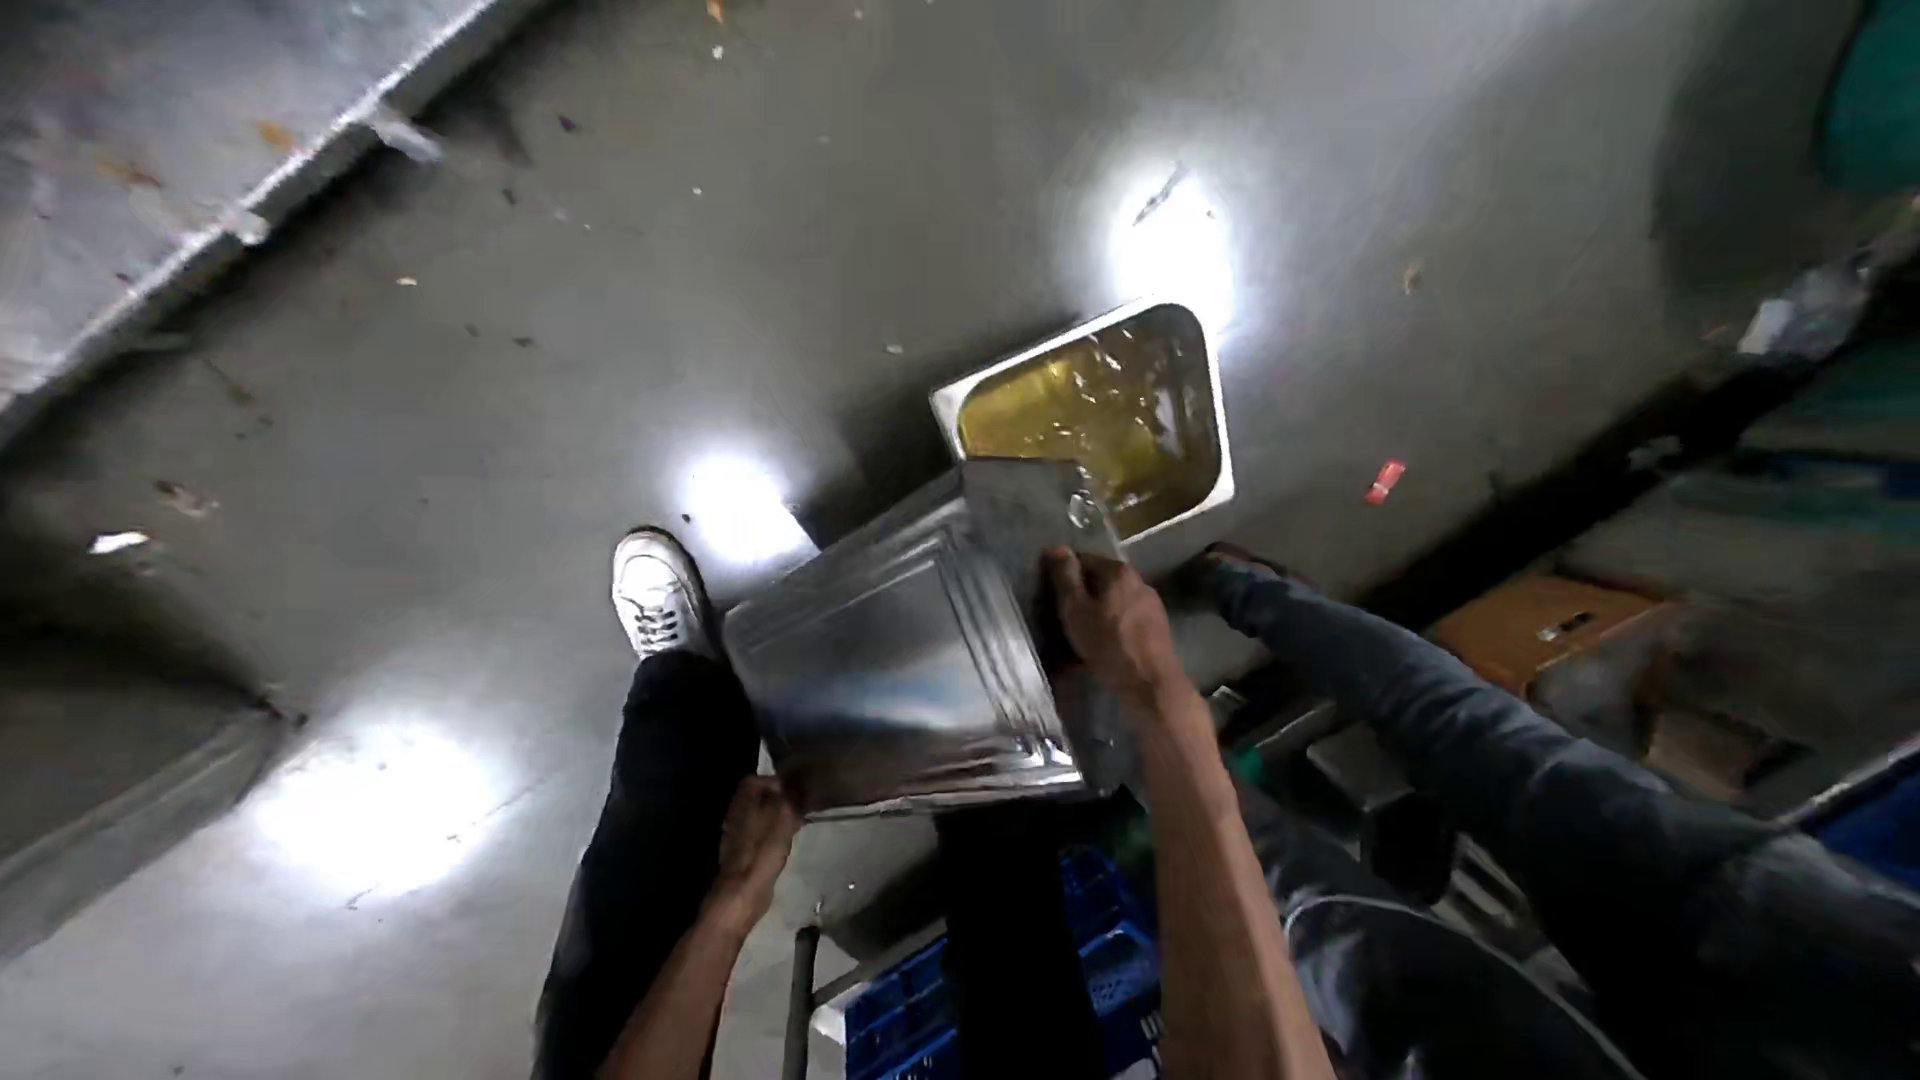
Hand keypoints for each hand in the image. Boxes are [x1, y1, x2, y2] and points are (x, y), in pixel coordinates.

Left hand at [705, 776, 801, 930]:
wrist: (743, 891)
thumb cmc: (764, 848)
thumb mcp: (785, 814)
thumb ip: (791, 795)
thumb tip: (797, 786)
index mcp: (744, 798)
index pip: (761, 778)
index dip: (780, 781)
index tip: (799, 789)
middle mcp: (737, 811)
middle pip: (761, 796)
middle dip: (781, 799)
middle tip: (802, 805)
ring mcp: (737, 832)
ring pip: (762, 815)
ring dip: (778, 816)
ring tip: (798, 822)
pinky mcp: (742, 851)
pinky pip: (761, 833)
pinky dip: (773, 833)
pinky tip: (786, 840)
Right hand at [1045, 546, 1189, 709]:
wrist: (1150, 683)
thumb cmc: (1108, 644)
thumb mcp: (1076, 610)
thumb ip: (1066, 577)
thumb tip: (1057, 548)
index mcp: (1118, 570)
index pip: (1083, 558)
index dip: (1065, 574)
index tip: (1053, 595)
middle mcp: (1139, 580)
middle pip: (1102, 578)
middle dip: (1083, 591)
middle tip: (1066, 615)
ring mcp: (1152, 602)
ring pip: (1116, 597)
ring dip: (1099, 607)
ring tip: (1084, 629)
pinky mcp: (1158, 624)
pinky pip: (1128, 614)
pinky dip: (1114, 621)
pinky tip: (1107, 640)